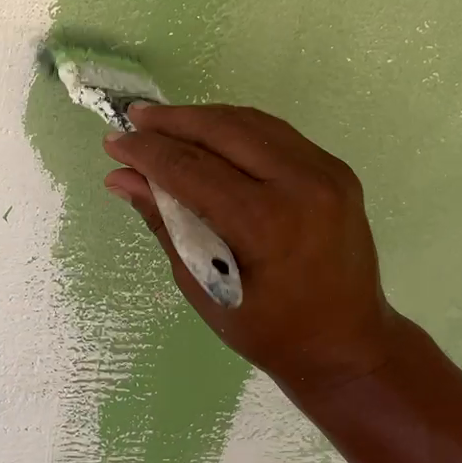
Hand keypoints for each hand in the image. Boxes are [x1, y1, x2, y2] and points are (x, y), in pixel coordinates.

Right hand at [102, 103, 402, 396]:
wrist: (347, 344)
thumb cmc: (267, 330)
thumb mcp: (202, 285)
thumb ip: (164, 223)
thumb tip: (121, 178)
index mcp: (264, 223)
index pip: (190, 169)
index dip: (147, 152)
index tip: (114, 144)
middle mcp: (300, 186)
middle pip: (221, 131)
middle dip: (171, 122)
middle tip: (132, 119)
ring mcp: (325, 172)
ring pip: (250, 123)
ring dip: (201, 118)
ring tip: (162, 121)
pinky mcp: (335, 170)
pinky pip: (275, 134)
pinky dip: (234, 128)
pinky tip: (206, 134)